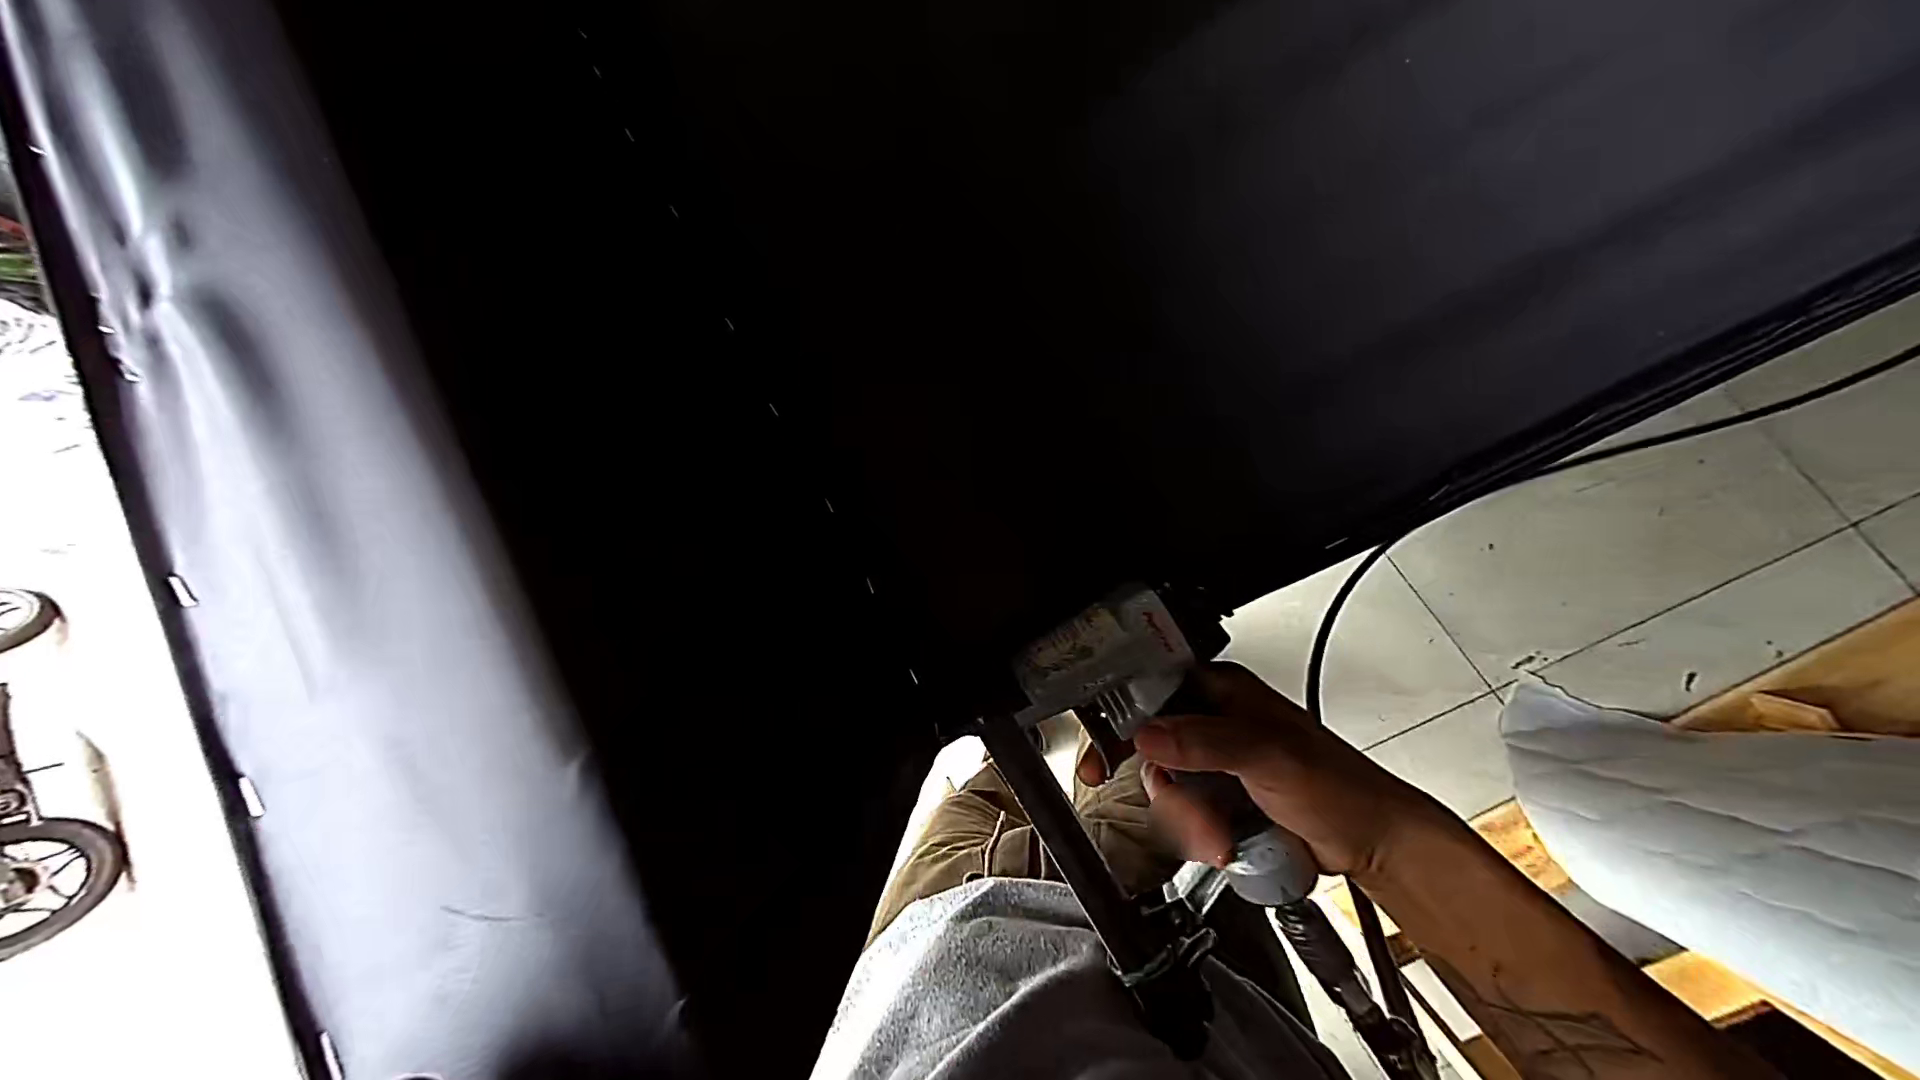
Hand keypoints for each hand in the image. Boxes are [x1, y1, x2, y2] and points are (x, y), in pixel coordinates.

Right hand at [1126, 662, 1455, 883]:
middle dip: (1166, 786)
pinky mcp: (1216, 793)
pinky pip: (1181, 810)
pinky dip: (1194, 831)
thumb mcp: (1268, 755)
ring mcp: (1212, 759)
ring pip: (1163, 783)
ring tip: (1219, 835)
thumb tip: (1149, 734)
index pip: (1150, 690)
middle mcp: (1211, 719)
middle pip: (1148, 745)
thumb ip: (1206, 741)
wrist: (1370, 843)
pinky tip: (1222, 841)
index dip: (1120, 717)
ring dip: (1185, 817)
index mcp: (1220, 691)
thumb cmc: (1337, 786)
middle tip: (1181, 805)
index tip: (1102, 754)